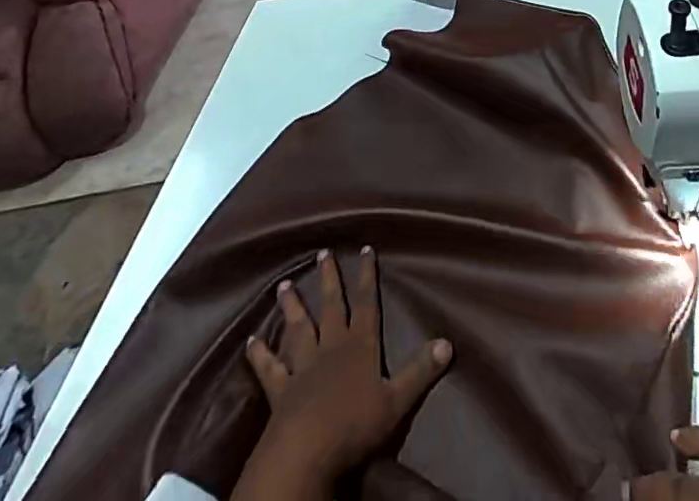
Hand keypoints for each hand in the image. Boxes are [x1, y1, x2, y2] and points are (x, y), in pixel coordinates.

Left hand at [230, 247, 451, 500]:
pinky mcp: (281, 388)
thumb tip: (447, 342)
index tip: (364, 249)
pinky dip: (260, 354)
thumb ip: (420, 370)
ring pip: (298, 328)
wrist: (308, 448)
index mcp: (359, 346)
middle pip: (330, 307)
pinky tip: (251, 341)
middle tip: (322, 253)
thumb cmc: (356, 423)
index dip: (366, 276)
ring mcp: (302, 366)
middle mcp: (330, 347)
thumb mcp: (398, 399)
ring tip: (284, 285)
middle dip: (328, 280)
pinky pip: (269, 367)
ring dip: (292, 307)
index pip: (366, 304)